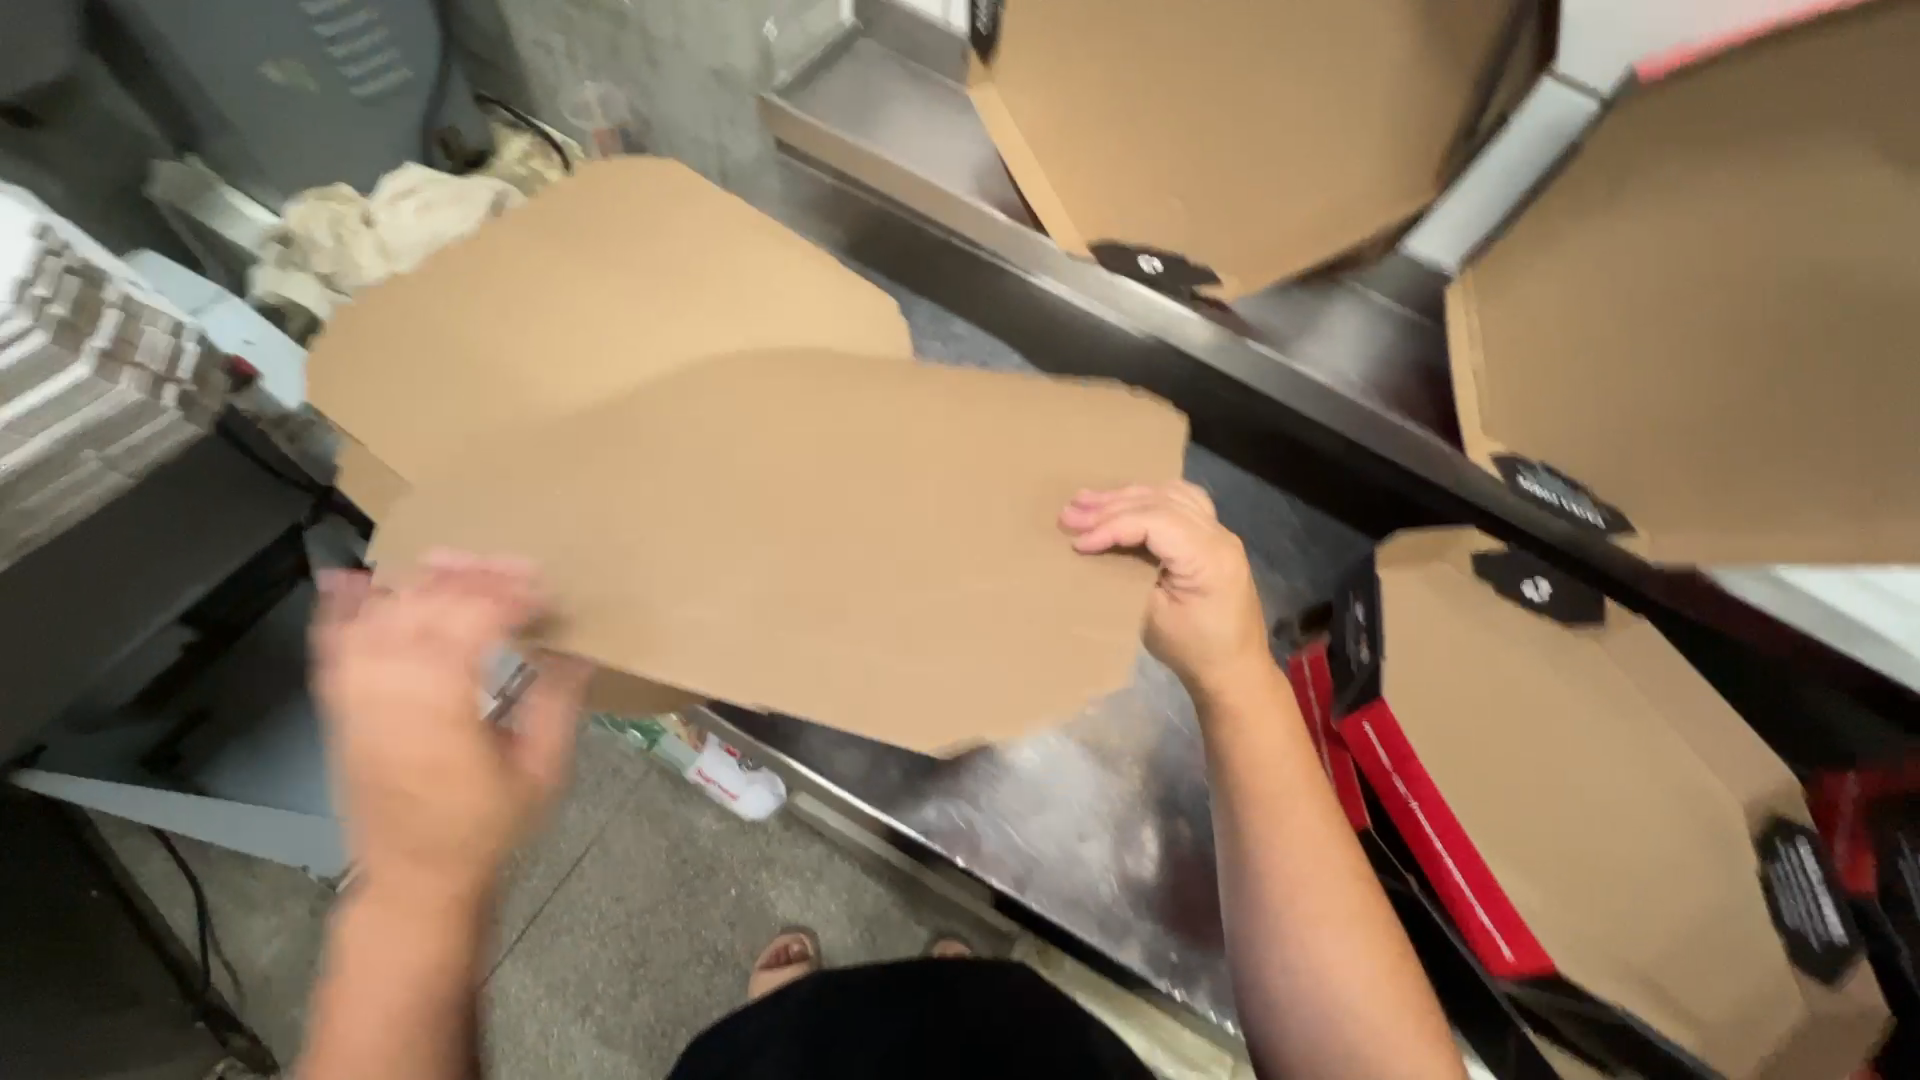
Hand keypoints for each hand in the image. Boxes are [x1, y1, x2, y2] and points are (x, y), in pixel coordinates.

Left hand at [310, 552, 590, 906]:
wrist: (416, 877)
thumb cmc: (489, 826)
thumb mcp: (544, 770)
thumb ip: (558, 702)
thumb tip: (577, 645)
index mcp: (445, 717)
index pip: (471, 629)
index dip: (510, 599)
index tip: (547, 595)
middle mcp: (391, 700)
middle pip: (423, 612)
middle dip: (472, 578)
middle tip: (516, 567)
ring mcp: (356, 703)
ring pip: (378, 621)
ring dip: (417, 584)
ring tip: (458, 562)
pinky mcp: (339, 711)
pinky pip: (330, 648)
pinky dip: (341, 609)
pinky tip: (358, 577)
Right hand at [1061, 483, 1272, 697]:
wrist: (1235, 669)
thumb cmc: (1192, 650)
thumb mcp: (1152, 617)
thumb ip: (1128, 575)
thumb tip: (1097, 551)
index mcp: (1207, 556)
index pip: (1153, 521)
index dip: (1111, 526)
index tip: (1078, 542)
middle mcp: (1219, 535)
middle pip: (1159, 502)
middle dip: (1110, 505)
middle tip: (1069, 512)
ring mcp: (1220, 533)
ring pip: (1170, 494)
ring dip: (1127, 496)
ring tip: (1087, 500)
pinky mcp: (1214, 539)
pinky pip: (1182, 501)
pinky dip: (1149, 497)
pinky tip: (1126, 499)